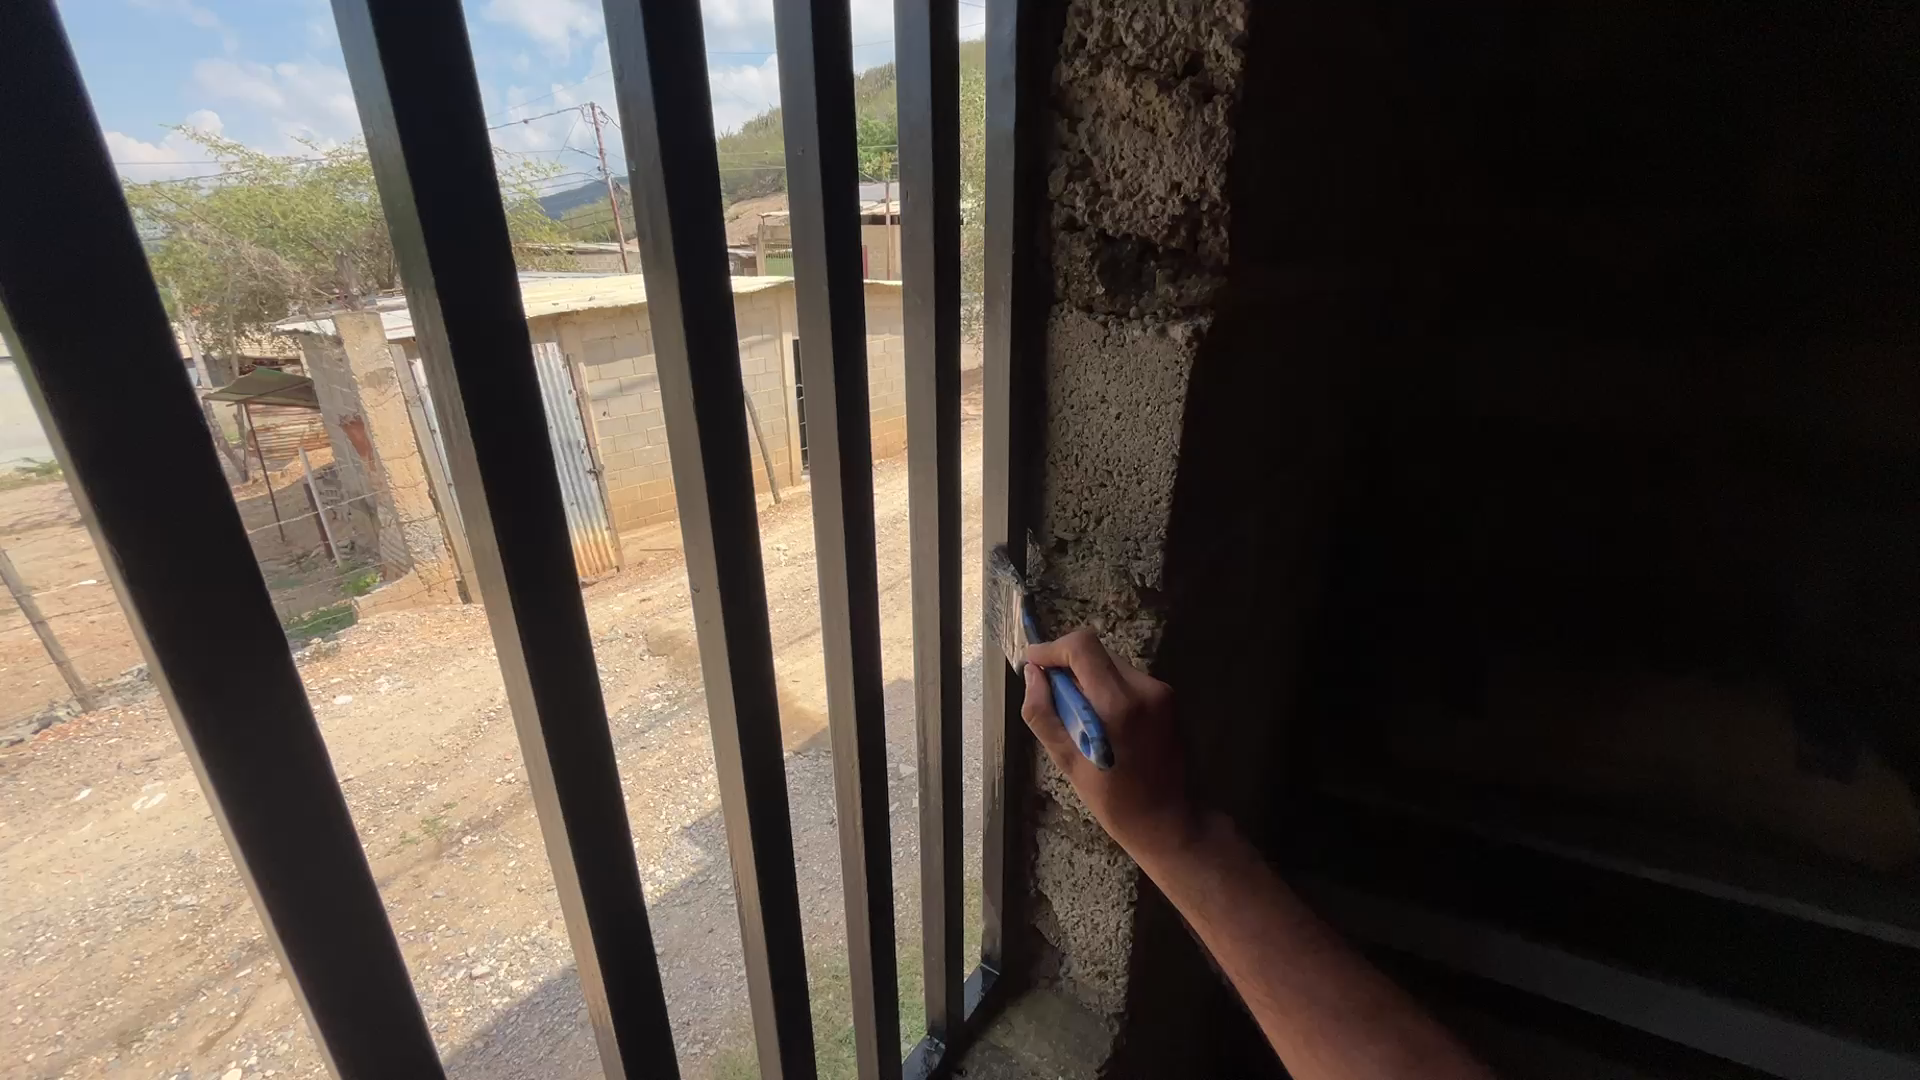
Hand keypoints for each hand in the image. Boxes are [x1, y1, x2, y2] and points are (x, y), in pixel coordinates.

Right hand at [1022, 629, 1195, 859]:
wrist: (1172, 822)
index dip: (1052, 649)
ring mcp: (1161, 691)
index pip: (1082, 647)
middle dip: (1068, 666)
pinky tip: (1105, 723)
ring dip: (1088, 679)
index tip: (1034, 663)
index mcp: (1117, 704)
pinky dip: (1107, 689)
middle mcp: (1144, 688)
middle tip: (1053, 696)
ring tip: (1081, 717)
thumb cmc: (1114, 800)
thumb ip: (1043, 712)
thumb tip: (1032, 673)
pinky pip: (1127, 679)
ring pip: (1110, 664)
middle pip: (1095, 652)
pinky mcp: (1168, 697)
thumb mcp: (1066, 762)